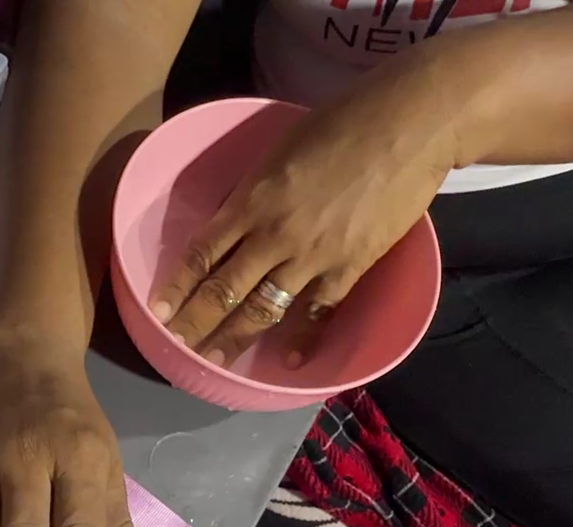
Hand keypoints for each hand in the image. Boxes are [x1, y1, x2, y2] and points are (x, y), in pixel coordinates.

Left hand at [151, 73, 457, 365]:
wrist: (415, 119)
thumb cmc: (344, 121)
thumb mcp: (279, 150)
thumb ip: (252, 194)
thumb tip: (232, 224)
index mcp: (252, 201)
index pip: (202, 254)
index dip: (176, 287)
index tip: (157, 313)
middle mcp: (273, 234)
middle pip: (223, 290)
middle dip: (195, 324)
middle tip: (176, 350)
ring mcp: (311, 256)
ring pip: (261, 309)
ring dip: (234, 340)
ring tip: (213, 362)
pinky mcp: (349, 267)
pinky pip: (318, 312)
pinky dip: (303, 338)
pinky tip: (289, 361)